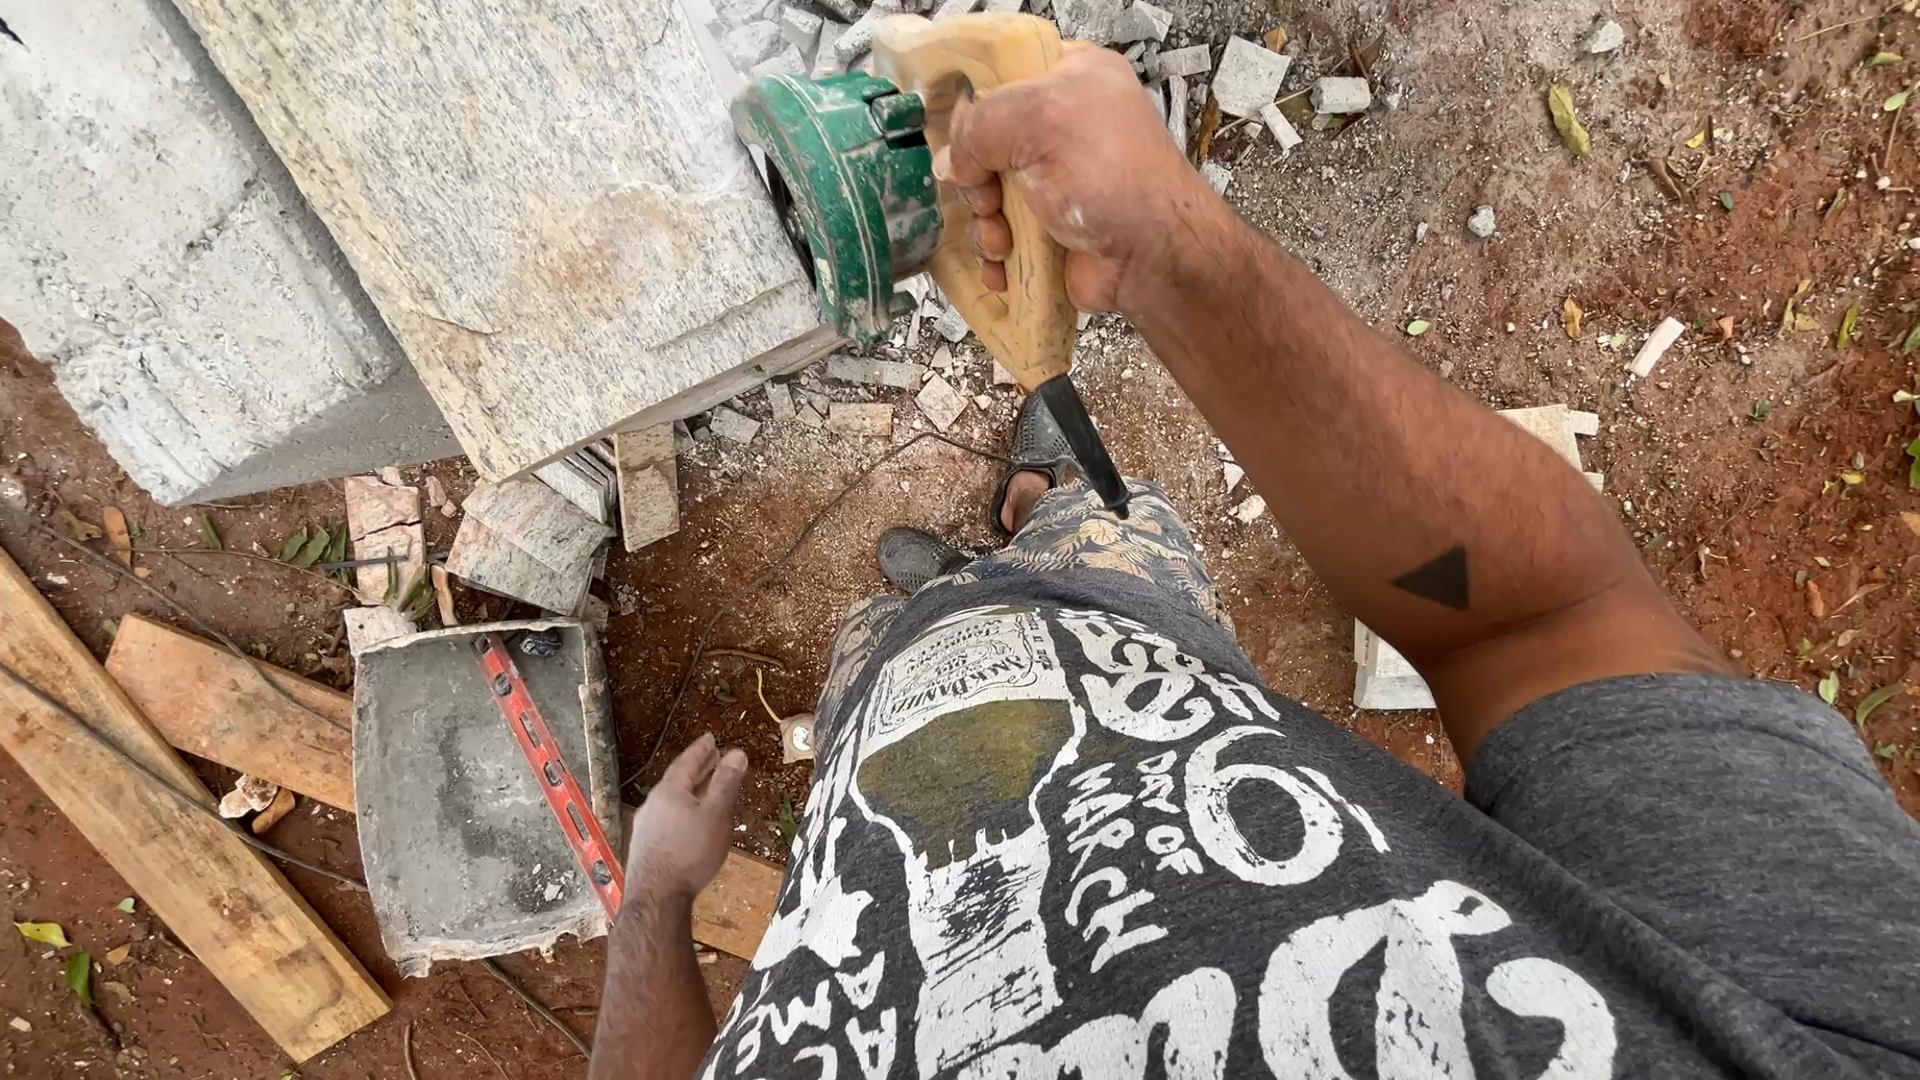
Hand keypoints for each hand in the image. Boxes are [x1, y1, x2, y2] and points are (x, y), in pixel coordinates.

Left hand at [625, 734, 747, 906]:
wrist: (657, 899)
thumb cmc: (691, 852)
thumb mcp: (716, 814)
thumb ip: (726, 782)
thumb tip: (737, 753)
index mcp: (669, 791)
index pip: (687, 761)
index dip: (701, 749)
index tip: (710, 738)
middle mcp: (653, 804)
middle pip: (678, 779)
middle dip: (697, 767)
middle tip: (712, 756)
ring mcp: (646, 826)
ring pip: (672, 799)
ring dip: (691, 788)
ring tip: (706, 786)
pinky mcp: (645, 846)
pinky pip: (667, 815)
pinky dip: (683, 807)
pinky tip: (690, 818)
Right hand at [936, 44, 1218, 312]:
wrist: (1149, 256)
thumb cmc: (1107, 176)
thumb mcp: (1040, 120)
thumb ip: (981, 125)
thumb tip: (950, 164)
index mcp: (1068, 80)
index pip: (1002, 79)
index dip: (976, 110)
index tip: (967, 142)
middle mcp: (1060, 132)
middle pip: (986, 150)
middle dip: (979, 185)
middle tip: (991, 201)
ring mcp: (1053, 187)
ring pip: (989, 202)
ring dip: (986, 228)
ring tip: (1003, 244)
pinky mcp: (1049, 235)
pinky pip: (1002, 242)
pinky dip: (995, 259)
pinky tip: (1001, 269)